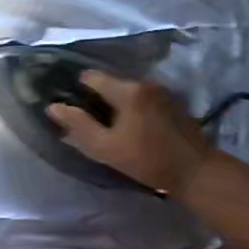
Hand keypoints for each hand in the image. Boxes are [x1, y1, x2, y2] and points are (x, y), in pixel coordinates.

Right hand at [45, 71, 215, 194]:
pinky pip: (142, 99)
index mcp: (127, 90)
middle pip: (110, 84)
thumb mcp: (105, 147)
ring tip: (108, 127)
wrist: (195, 171)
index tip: (71, 109)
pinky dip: (132, 108)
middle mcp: (145, 83)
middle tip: (89, 124)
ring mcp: (162, 91)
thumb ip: (78, 125)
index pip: (91, 77)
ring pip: (127, 92)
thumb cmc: (146, 160)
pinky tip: (131, 128)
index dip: (77, 91)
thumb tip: (53, 106)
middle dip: (97, 100)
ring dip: (115, 105)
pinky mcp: (173, 102)